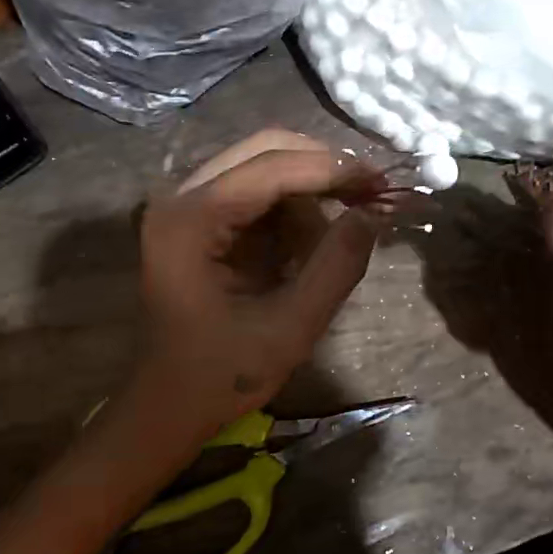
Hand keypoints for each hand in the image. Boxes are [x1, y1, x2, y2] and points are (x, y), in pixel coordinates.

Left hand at [133, 129, 383, 433]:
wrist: (168, 402)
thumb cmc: (222, 374)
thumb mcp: (292, 327)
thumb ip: (337, 265)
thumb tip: (374, 212)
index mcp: (189, 221)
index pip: (271, 168)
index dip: (333, 169)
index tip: (383, 184)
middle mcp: (178, 197)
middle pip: (264, 151)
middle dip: (321, 171)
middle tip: (369, 198)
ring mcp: (182, 204)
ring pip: (262, 168)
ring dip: (304, 198)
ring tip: (322, 253)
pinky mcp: (193, 218)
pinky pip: (253, 193)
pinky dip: (286, 213)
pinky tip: (298, 254)